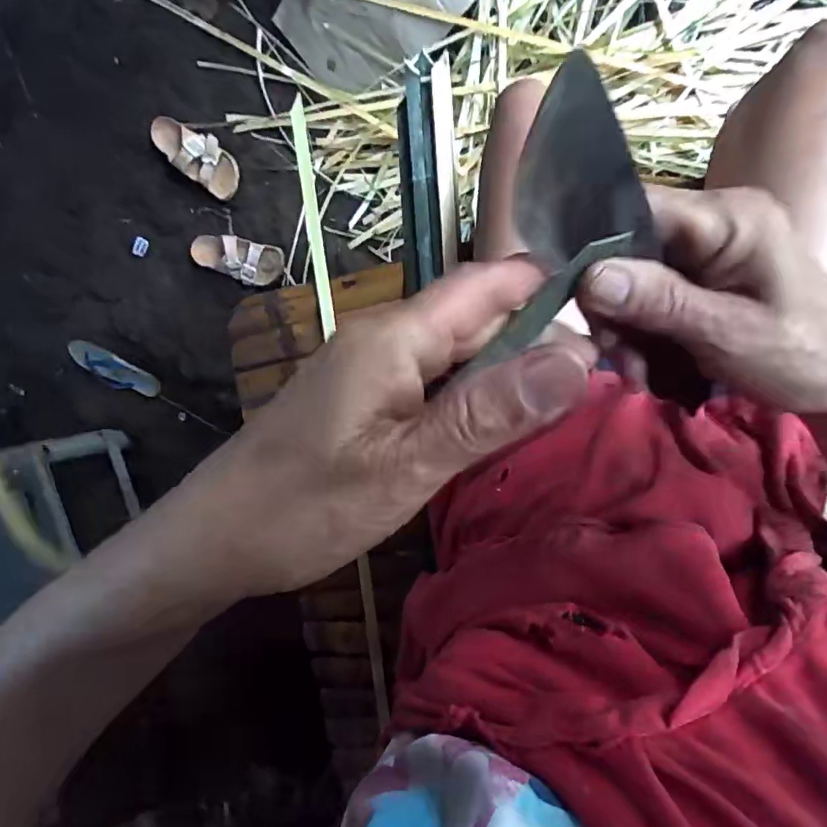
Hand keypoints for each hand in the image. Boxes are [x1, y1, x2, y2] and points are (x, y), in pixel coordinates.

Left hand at [133, 259, 597, 605]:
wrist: (212, 542)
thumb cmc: (302, 507)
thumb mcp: (406, 465)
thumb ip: (489, 413)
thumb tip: (576, 362)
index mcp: (397, 335)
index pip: (491, 284)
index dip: (553, 291)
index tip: (614, 324)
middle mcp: (392, 338)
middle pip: (485, 317)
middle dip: (548, 338)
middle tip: (613, 380)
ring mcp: (383, 370)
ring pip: (469, 353)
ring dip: (522, 371)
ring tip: (581, 402)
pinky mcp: (378, 401)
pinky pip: (447, 383)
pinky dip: (489, 397)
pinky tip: (517, 425)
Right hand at [578, 186, 826, 426]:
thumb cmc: (806, 359)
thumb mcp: (731, 334)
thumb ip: (662, 302)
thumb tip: (588, 277)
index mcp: (732, 216)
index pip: (639, 206)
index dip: (597, 246)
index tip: (574, 301)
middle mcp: (716, 224)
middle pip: (632, 248)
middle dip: (616, 308)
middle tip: (622, 362)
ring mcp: (711, 256)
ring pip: (637, 282)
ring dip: (630, 333)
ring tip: (643, 378)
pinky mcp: (707, 287)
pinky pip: (656, 303)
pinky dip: (648, 339)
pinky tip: (655, 373)